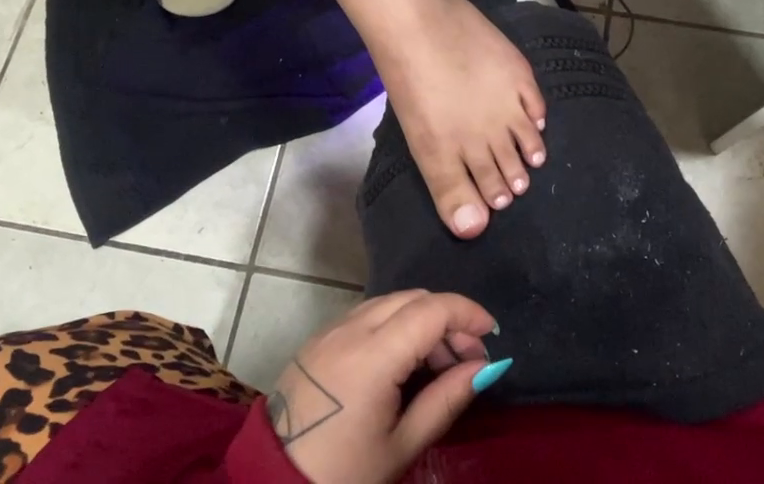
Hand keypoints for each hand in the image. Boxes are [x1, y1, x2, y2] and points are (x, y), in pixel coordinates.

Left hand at [266, 290, 506, 483]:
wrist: (271, 483)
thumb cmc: (343, 474)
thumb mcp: (402, 445)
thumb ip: (447, 399)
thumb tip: (486, 366)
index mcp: (372, 355)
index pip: (432, 310)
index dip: (467, 314)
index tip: (492, 335)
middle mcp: (350, 329)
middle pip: (412, 298)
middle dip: (447, 318)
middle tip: (467, 359)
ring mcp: (329, 331)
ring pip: (389, 302)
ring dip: (420, 319)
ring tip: (437, 364)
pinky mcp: (316, 341)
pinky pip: (365, 314)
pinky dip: (393, 324)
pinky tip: (402, 361)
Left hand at [363, 0, 548, 237]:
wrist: (421, 25)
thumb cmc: (405, 80)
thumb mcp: (420, 142)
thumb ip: (448, 186)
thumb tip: (475, 229)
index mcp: (463, 151)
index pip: (485, 184)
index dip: (492, 196)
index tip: (500, 206)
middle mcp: (493, 131)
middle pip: (506, 162)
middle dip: (511, 180)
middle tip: (518, 190)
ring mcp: (509, 101)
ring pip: (524, 137)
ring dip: (528, 154)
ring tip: (533, 164)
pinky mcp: (519, 73)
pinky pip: (536, 104)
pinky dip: (538, 119)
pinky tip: (539, 123)